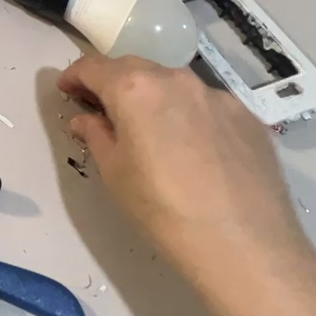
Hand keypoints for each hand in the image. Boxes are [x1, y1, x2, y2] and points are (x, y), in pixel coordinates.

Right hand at [57, 51, 313, 288]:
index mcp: (134, 88)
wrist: (247, 249)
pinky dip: (189, 114)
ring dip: (153, 96)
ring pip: (173, 84)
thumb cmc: (164, 210)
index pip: (93, 67)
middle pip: (134, 68)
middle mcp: (176, 80)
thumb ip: (96, 135)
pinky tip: (194, 149)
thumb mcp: (114, 173)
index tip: (67, 91)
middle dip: (113, 82)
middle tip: (102, 109)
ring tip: (151, 129)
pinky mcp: (248, 118)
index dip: (74, 76)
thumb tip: (88, 119)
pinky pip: (207, 105)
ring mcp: (217, 97)